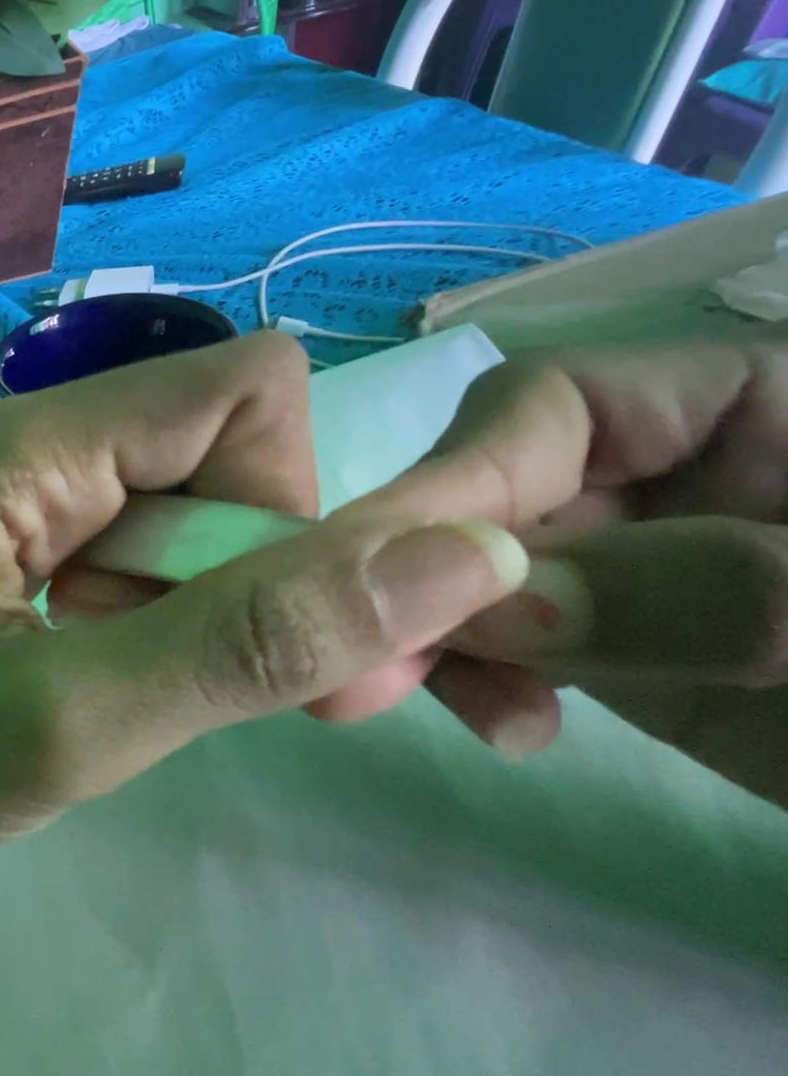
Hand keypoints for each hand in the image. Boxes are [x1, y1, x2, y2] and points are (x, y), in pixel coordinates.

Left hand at [0, 331, 527, 884]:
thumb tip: (459, 555)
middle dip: (267, 569)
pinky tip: (123, 688)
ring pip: (182, 513)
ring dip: (218, 606)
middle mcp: (23, 450)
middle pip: (214, 453)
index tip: (285, 629)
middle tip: (272, 697)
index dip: (298, 500)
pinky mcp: (13, 555)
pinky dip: (162, 621)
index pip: (239, 391)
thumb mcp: (73, 717)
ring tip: (167, 704)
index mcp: (23, 450)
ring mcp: (15, 503)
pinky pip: (130, 558)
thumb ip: (251, 638)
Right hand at [362, 335, 787, 802]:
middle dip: (425, 574)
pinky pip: (508, 640)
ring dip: (440, 634)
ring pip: (476, 571)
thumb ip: (720, 593)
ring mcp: (641, 565)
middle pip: (490, 492)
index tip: (389, 572)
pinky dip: (478, 676)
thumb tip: (495, 594)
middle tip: (381, 666)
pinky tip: (509, 728)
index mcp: (765, 406)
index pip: (557, 403)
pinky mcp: (624, 644)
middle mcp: (678, 473)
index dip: (463, 474)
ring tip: (473, 714)